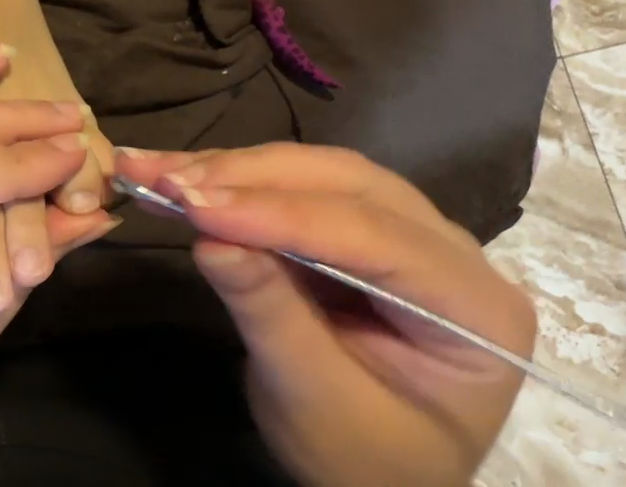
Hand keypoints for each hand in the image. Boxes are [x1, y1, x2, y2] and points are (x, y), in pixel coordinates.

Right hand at [117, 143, 535, 486]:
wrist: (372, 476)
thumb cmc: (360, 457)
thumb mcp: (314, 398)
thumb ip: (269, 313)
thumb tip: (208, 239)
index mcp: (475, 308)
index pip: (370, 236)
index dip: (275, 214)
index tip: (190, 204)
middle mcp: (451, 251)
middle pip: (341, 184)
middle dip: (243, 177)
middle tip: (164, 180)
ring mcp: (403, 231)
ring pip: (310, 172)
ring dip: (226, 169)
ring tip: (149, 170)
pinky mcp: (353, 226)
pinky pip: (288, 186)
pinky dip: (226, 182)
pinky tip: (173, 176)